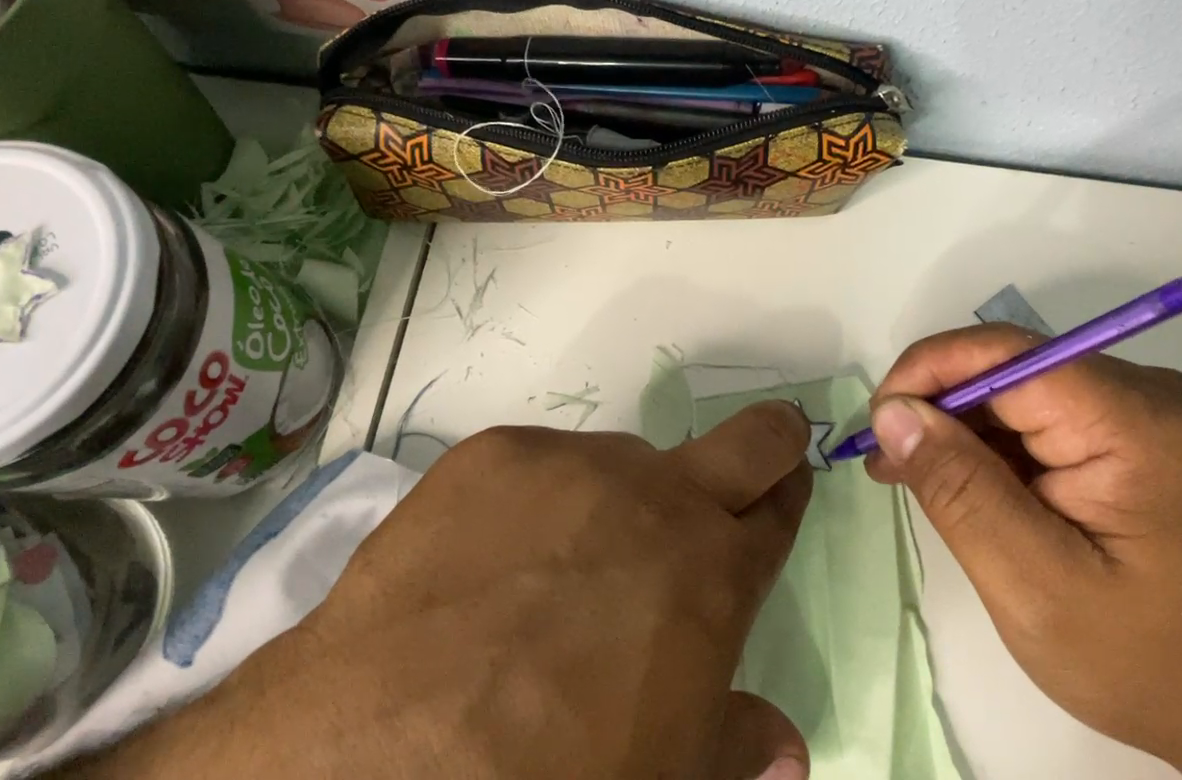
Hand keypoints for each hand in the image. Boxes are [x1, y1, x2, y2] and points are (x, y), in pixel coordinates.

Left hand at [67, 405, 814, 779]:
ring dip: (614, 500)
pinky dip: (535, 501)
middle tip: (763, 450)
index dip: (787, 496)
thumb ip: (739, 744)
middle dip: (770, 439)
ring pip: (622, 461)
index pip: (778, 506)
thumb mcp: (670, 772)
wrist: (392, 742)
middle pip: (753, 436)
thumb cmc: (559, 767)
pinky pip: (538, 465)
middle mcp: (658, 496)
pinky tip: (491, 557)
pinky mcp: (496, 452)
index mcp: (715, 571)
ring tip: (555, 567)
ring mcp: (575, 463)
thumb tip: (789, 748)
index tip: (783, 488)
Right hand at [865, 324, 1181, 778]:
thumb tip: (892, 412)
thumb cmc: (1142, 660)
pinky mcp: (1131, 439)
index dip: (930, 372)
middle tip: (882, 461)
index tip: (874, 424)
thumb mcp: (1034, 583)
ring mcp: (1141, 416)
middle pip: (1012, 369)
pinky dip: (991, 449)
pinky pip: (1040, 420)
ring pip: (1018, 394)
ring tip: (908, 477)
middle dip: (938, 407)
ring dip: (959, 431)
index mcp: (1134, 422)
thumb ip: (961, 490)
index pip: (1010, 356)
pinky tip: (958, 485)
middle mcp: (1144, 396)